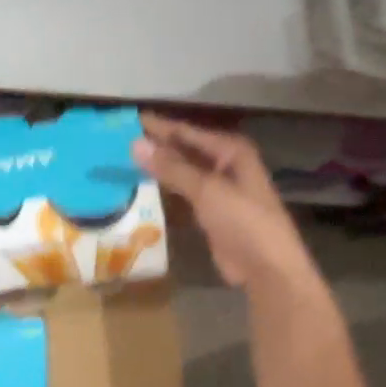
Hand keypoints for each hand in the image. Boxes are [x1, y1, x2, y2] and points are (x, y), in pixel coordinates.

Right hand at [131, 114, 314, 287]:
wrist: (266, 267)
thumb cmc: (243, 221)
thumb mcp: (207, 190)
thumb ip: (171, 167)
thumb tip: (135, 144)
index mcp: (231, 151)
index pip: (186, 132)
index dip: (158, 126)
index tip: (128, 119)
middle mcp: (224, 163)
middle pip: (183, 149)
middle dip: (156, 144)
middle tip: (119, 138)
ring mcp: (217, 187)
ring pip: (181, 170)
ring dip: (158, 165)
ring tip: (123, 158)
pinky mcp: (208, 209)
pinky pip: (181, 190)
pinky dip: (164, 186)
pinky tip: (142, 183)